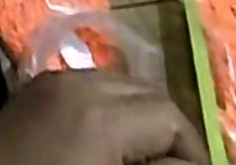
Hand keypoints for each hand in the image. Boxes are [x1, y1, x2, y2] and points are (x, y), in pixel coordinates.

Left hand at [0, 70, 201, 164]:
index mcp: (102, 116)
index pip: (169, 117)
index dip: (192, 153)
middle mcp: (82, 83)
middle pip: (149, 92)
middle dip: (171, 133)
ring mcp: (59, 79)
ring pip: (122, 84)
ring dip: (142, 118)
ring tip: (146, 161)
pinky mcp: (43, 84)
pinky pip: (92, 85)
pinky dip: (113, 109)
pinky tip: (109, 145)